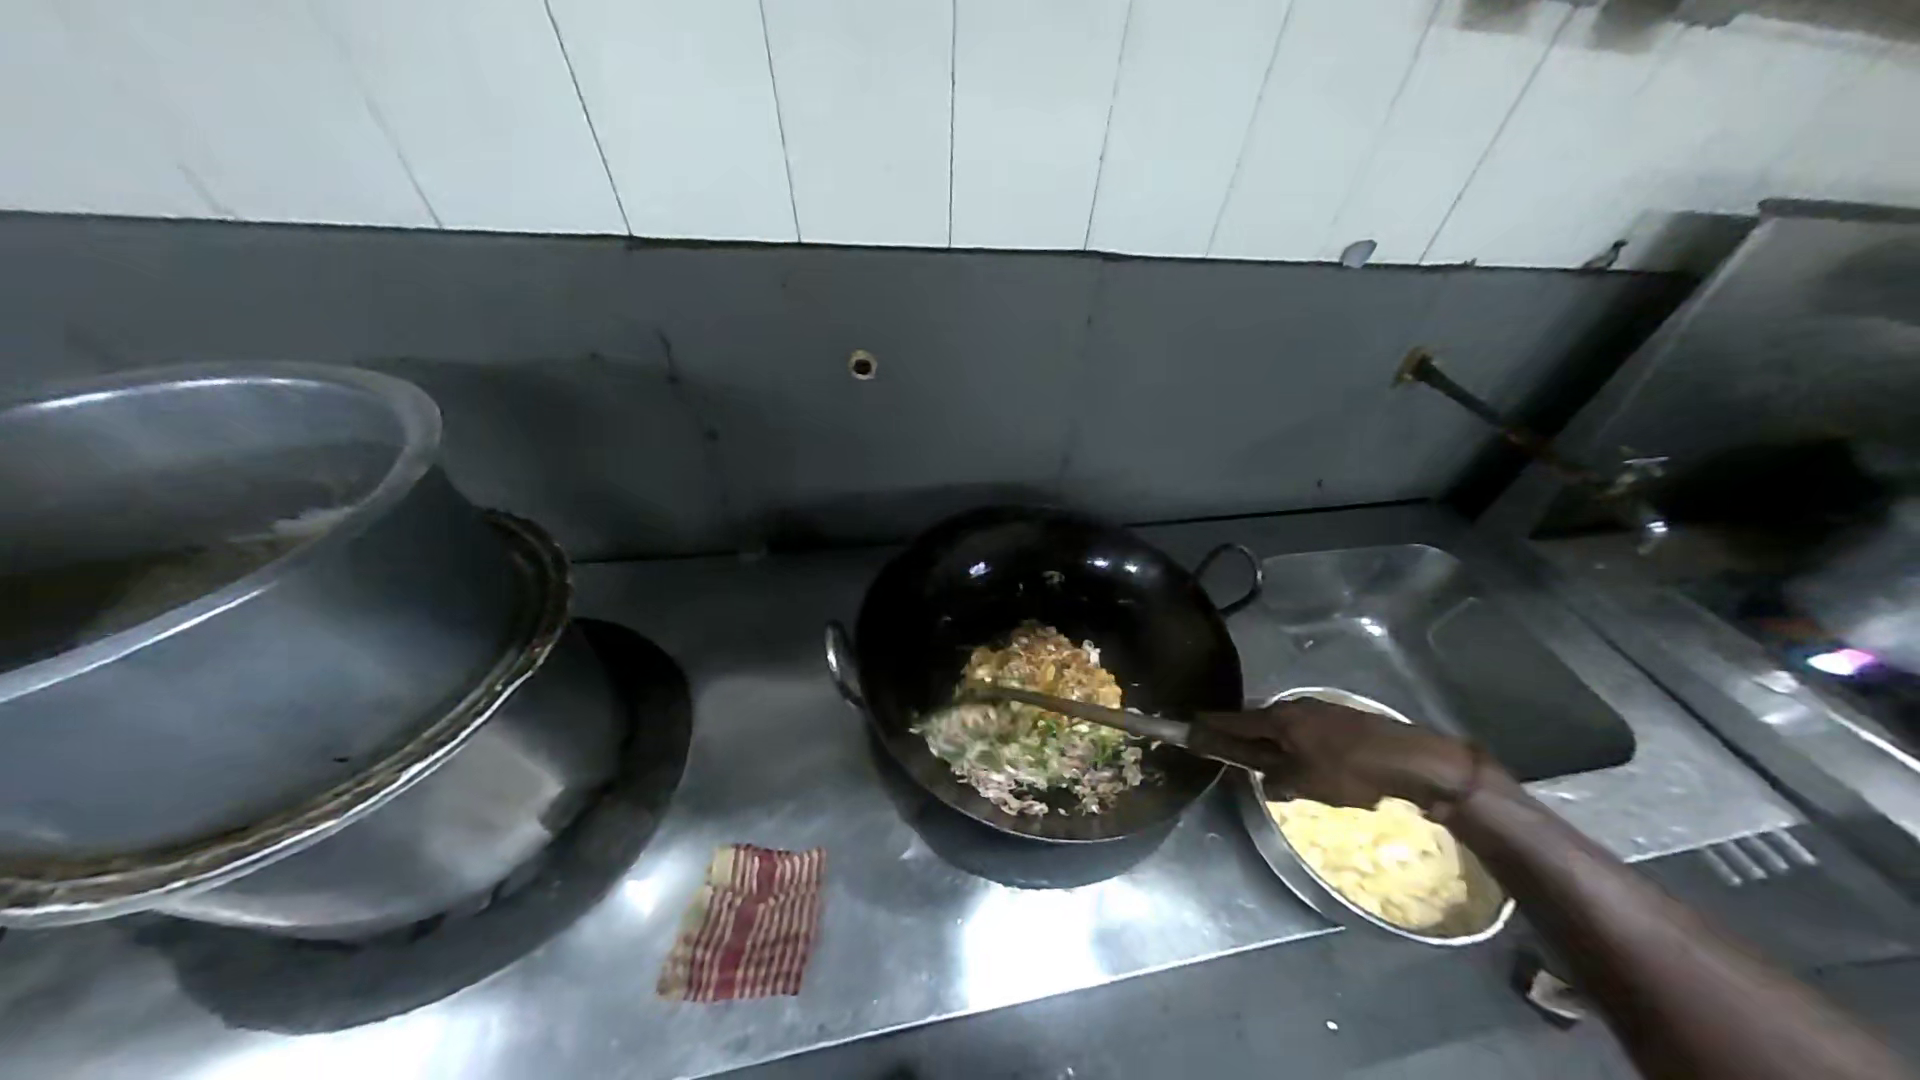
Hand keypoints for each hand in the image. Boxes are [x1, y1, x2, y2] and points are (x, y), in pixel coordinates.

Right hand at [1194, 698, 1483, 808]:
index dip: (1209, 726)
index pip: (1232, 721)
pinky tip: (1306, 757)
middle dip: (1242, 735)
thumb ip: (1273, 781)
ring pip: (1283, 724)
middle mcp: (1293, 706)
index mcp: (1277, 719)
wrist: (1412, 759)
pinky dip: (1296, 739)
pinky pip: (1305, 726)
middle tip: (1232, 753)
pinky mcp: (1341, 715)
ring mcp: (1319, 707)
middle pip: (1256, 720)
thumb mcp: (1304, 785)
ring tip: (1272, 761)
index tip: (1189, 726)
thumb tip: (1258, 779)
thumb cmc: (1351, 773)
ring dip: (1273, 739)